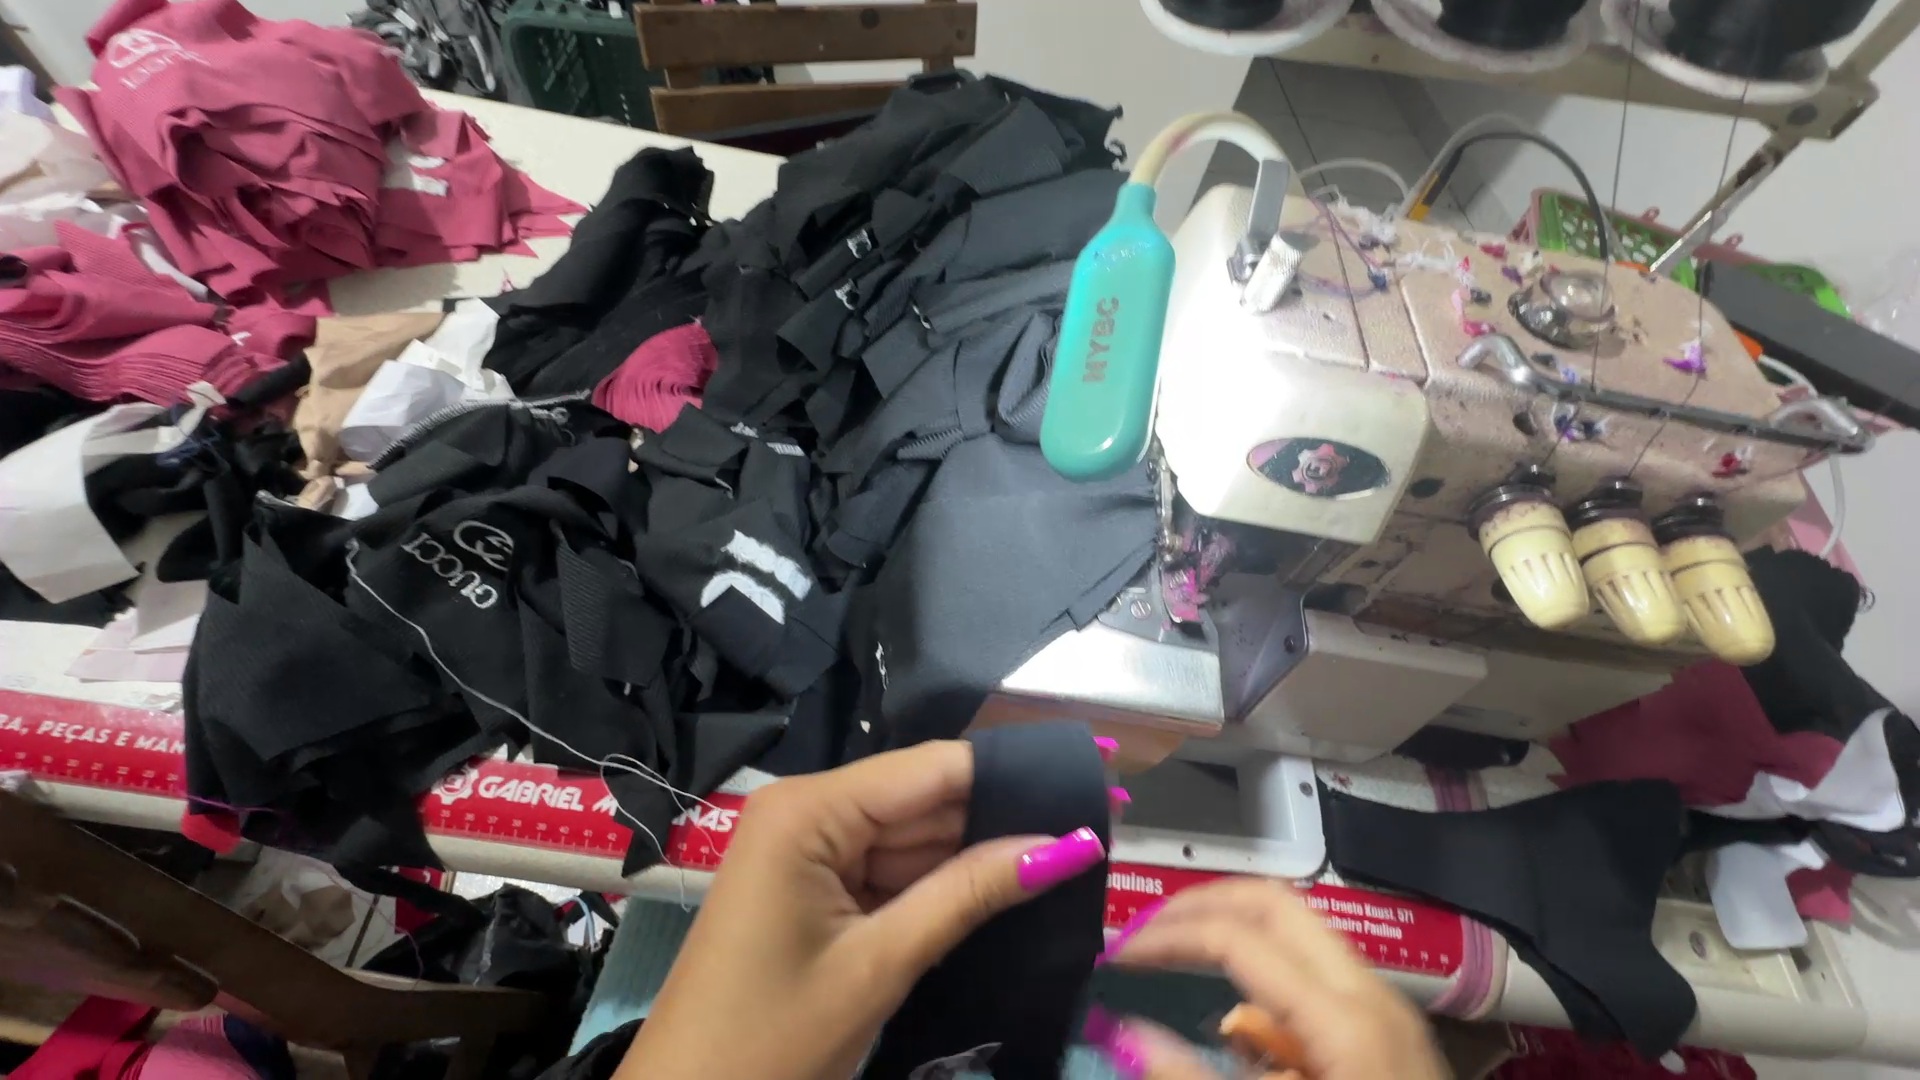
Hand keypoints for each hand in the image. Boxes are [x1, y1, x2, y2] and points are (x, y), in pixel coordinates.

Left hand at [615, 740, 1106, 1079]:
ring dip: (973, 856)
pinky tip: (997, 891)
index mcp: (811, 808)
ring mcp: (809, 844)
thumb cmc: (768, 1043)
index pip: (930, 768)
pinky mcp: (813, 880)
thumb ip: (971, 894)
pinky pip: (889, 867)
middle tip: (1081, 836)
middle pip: (923, 798)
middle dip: (996, 820)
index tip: (1081, 789)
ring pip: (912, 835)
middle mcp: (809, 807)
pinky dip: (936, 884)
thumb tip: (1068, 845)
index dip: (1007, 776)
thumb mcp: (880, 964)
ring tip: (1058, 862)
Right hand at [1093, 879, 1445, 1079]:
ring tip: (1178, 953)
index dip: (1168, 936)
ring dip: (1230, 923)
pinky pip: (1312, 961)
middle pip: (1271, 901)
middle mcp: (1369, 992)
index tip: (1119, 958)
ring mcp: (1385, 1005)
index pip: (1236, 938)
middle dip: (1199, 905)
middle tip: (1147, 933)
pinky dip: (1262, 957)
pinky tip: (1237, 1005)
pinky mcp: (1388, 1026)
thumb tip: (1127, 1033)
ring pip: (1295, 923)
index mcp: (1344, 1021)